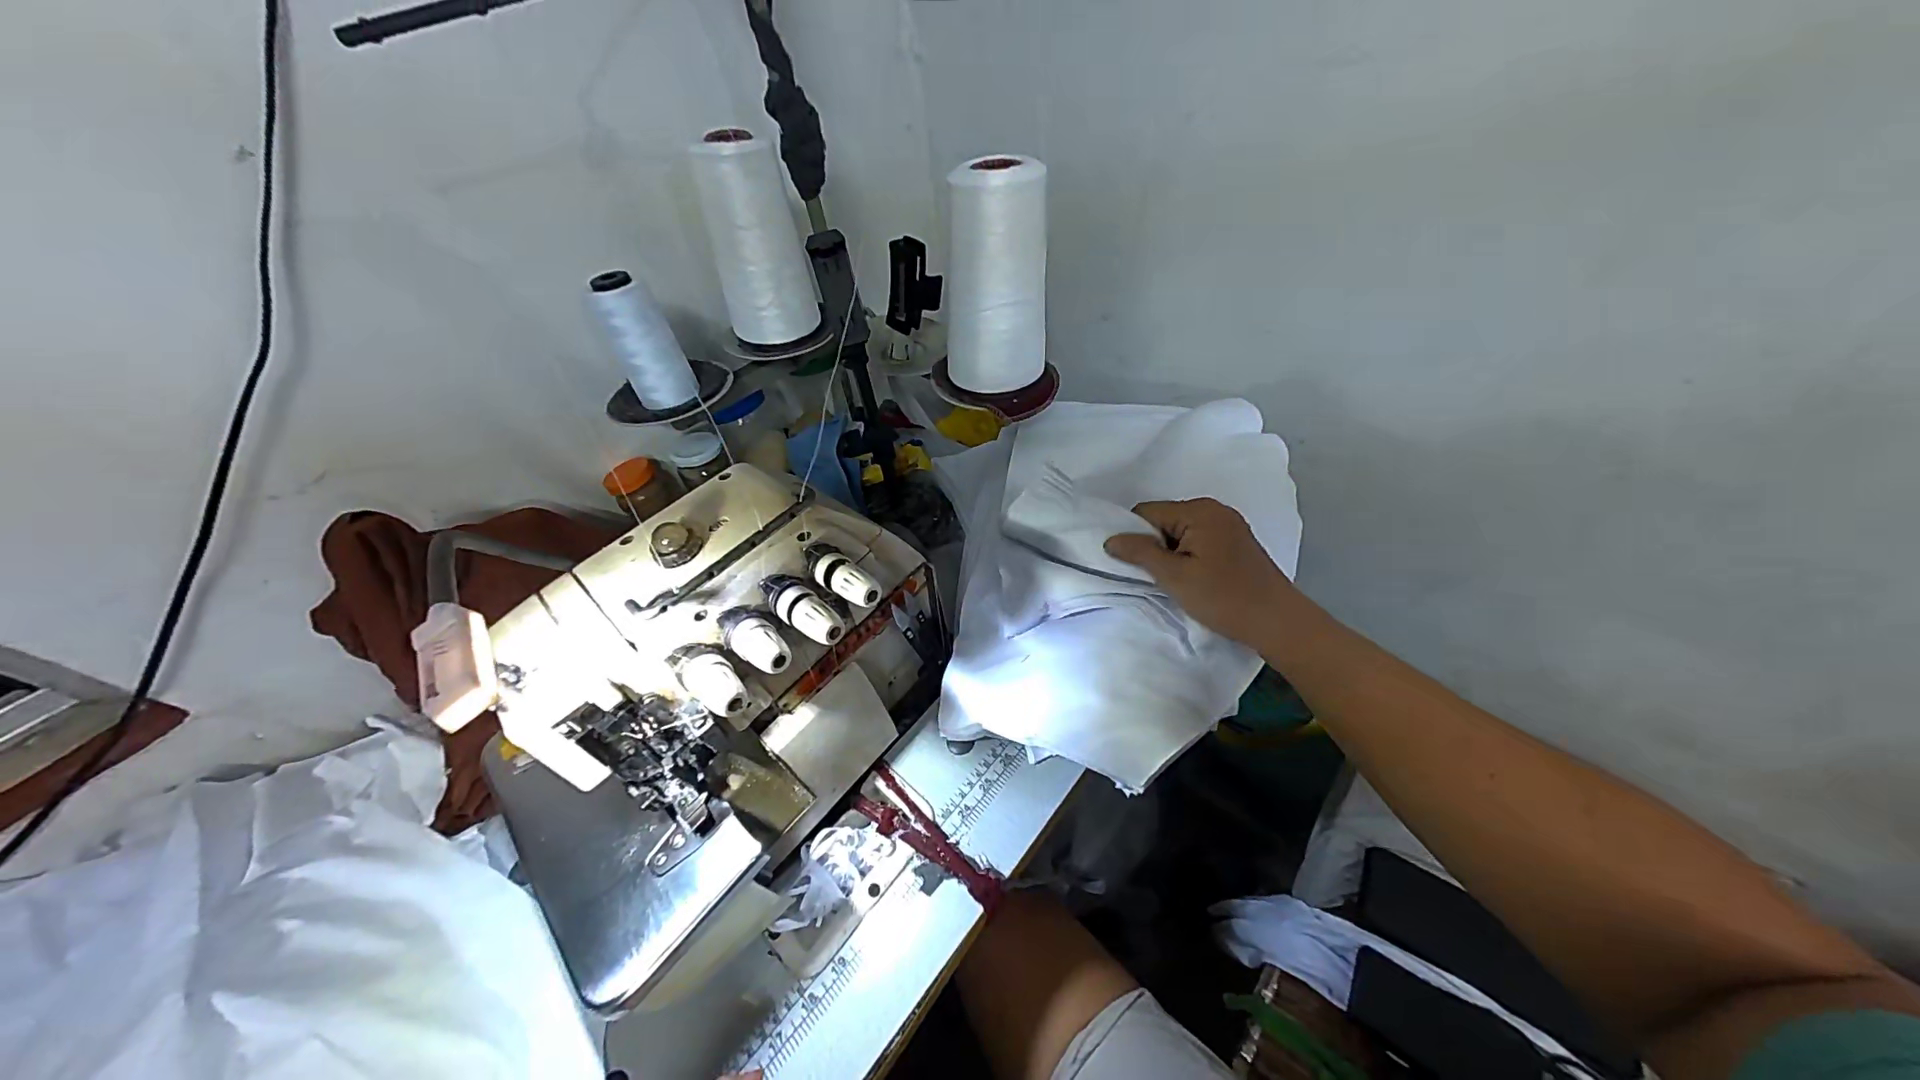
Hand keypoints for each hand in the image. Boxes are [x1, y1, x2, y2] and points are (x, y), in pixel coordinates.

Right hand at [1104, 498, 1295, 646]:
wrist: (1277, 622)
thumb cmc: (1224, 598)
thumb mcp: (1175, 576)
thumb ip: (1140, 553)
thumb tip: (1110, 539)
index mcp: (1199, 510)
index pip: (1147, 512)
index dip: (1134, 536)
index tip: (1134, 565)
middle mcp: (1215, 509)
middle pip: (1164, 519)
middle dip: (1153, 544)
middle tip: (1156, 576)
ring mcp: (1228, 524)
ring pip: (1180, 532)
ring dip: (1171, 553)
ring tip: (1176, 580)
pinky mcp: (1236, 541)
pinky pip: (1198, 539)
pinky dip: (1188, 555)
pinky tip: (1193, 578)